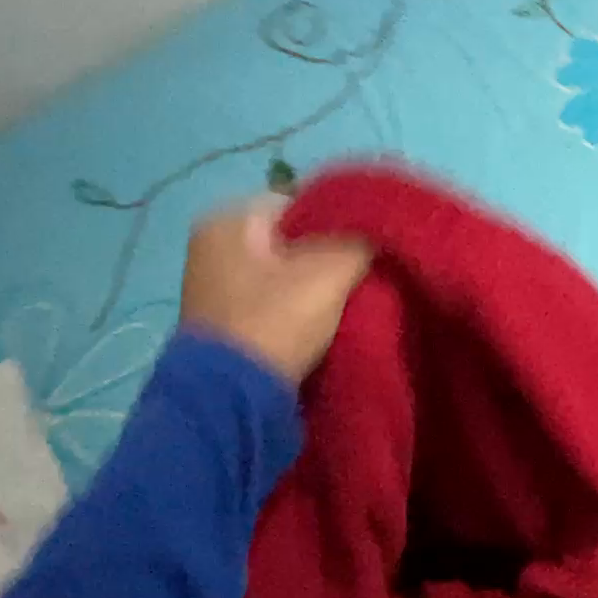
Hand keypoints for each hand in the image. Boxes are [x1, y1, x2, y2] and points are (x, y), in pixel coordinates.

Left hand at [178, 197, 371, 383]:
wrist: (235, 395)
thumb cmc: (277, 320)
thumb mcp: (330, 272)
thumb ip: (361, 241)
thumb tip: (382, 226)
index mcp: (229, 219)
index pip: (300, 201)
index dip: (342, 219)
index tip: (373, 243)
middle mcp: (215, 245)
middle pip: (294, 238)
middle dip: (332, 253)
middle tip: (369, 271)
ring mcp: (218, 284)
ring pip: (288, 271)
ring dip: (320, 283)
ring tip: (355, 297)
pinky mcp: (229, 320)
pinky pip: (278, 298)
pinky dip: (303, 305)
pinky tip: (330, 319)